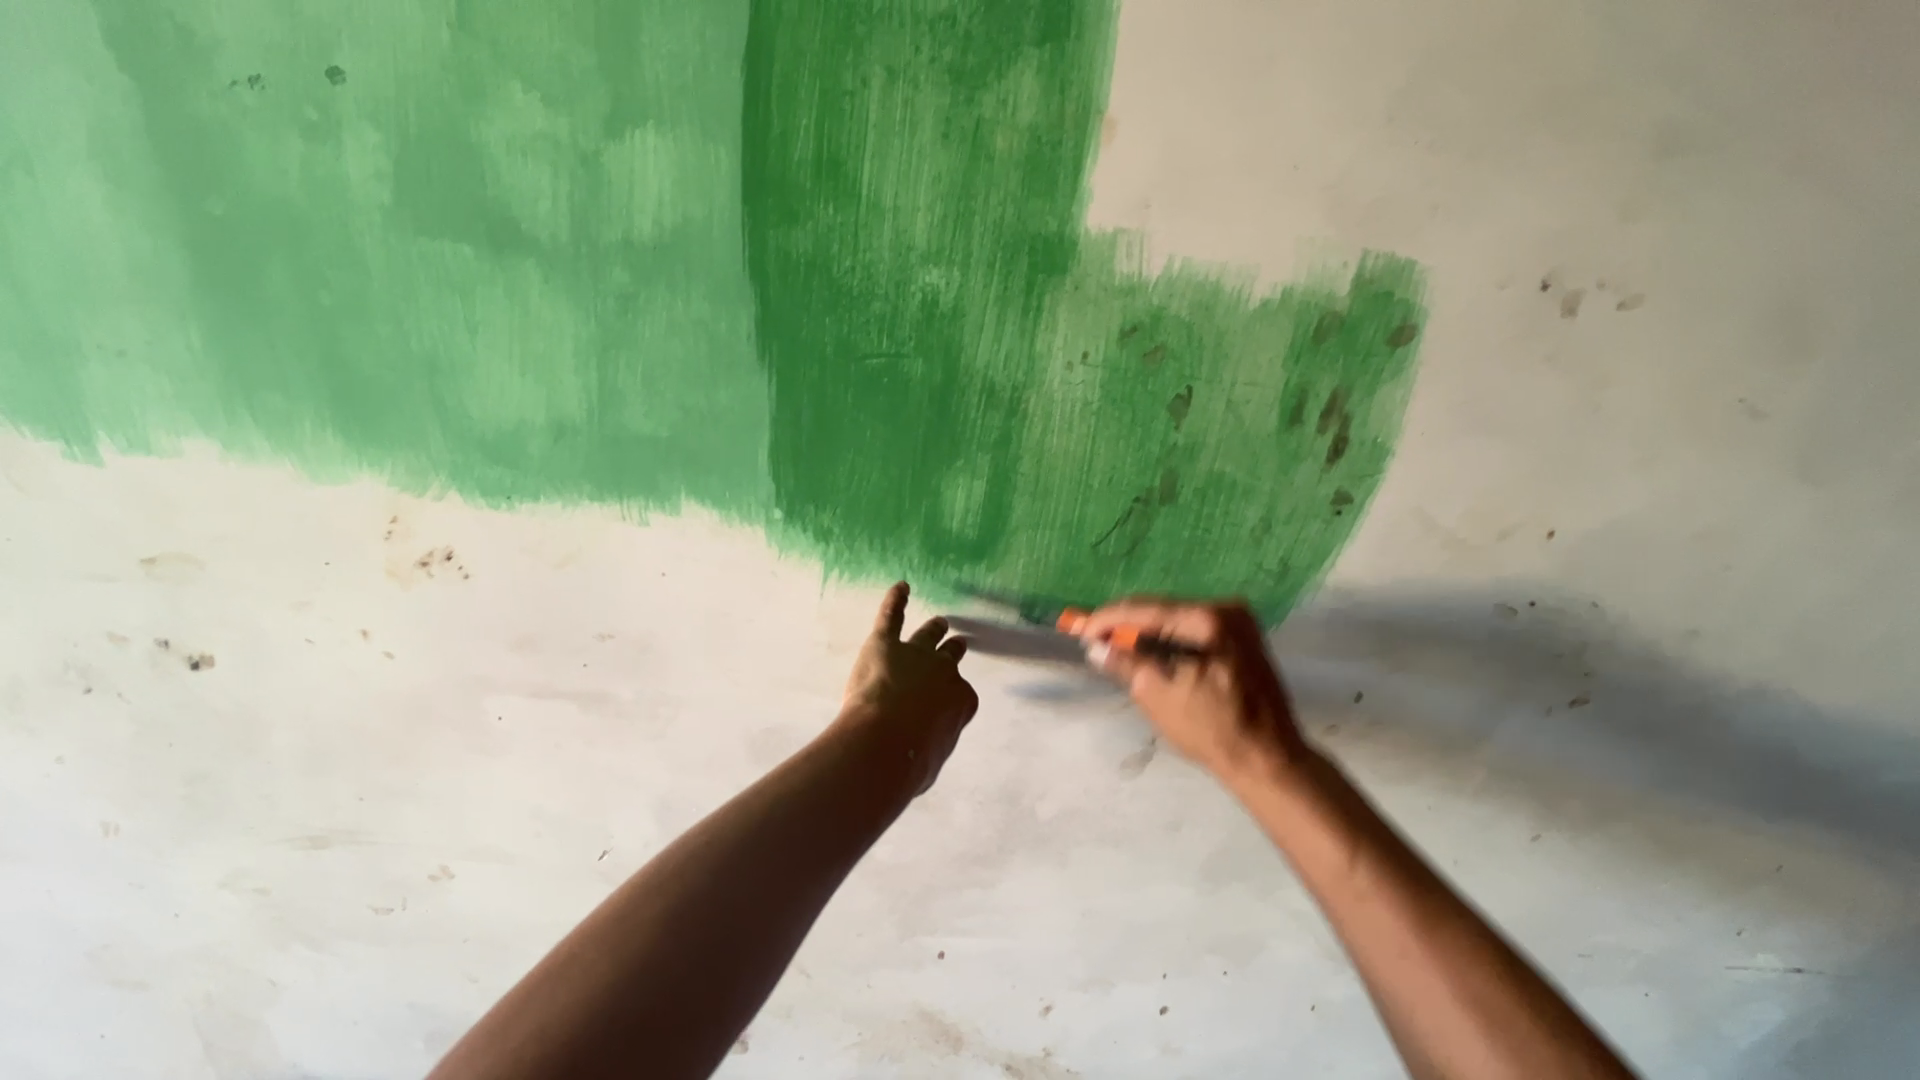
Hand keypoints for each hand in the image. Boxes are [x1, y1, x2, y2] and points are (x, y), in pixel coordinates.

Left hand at [838, 582, 978, 793]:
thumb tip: (921, 753)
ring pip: (927, 636)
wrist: (886, 741)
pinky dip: (896, 600)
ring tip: (939, 621)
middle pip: (950, 658)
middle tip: (958, 643)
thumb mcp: (930, 762)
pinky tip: (901, 587)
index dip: (952, 700)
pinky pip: (892, 615)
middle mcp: (944, 672)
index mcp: (960, 701)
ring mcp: (916, 654)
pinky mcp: (885, 643)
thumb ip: (930, 747)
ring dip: (933, 628)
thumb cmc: (911, 762)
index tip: (945, 706)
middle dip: (954, 651)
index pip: (961, 697)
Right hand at [1079, 599, 1305, 781]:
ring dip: (1147, 632)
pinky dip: (1170, 640)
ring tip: (1116, 647)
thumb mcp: (1158, 696)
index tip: (1077, 629)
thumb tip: (1097, 646)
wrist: (1270, 759)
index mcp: (1208, 619)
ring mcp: (1239, 622)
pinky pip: (1195, 630)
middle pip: (1162, 609)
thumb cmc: (1212, 730)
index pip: (1145, 610)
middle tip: (1093, 639)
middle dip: (1126, 625)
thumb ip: (1126, 663)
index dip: (1107, 619)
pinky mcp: (1243, 638)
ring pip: (1177, 619)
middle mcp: (1227, 609)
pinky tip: (1150, 653)